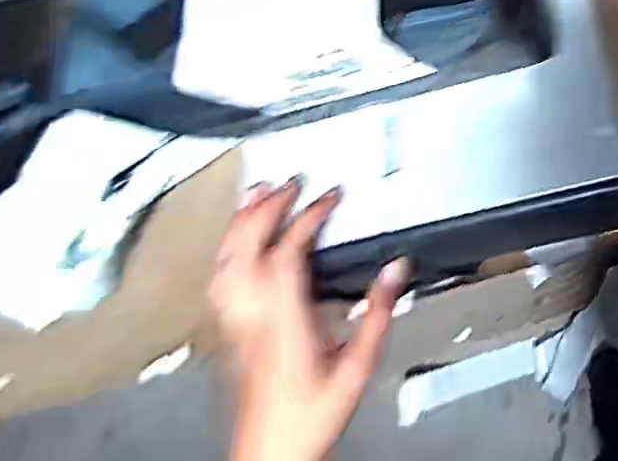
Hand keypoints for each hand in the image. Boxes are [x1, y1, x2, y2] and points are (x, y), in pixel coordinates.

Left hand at [211, 181, 409, 460]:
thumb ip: (378, 312)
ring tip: (255, 198)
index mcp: (285, 324)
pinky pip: (221, 284)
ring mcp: (236, 329)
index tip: (330, 195)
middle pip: (243, 254)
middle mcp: (253, 321)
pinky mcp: (231, 336)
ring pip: (224, 268)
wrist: (269, 456)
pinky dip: (229, 252)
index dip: (306, 218)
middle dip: (265, 212)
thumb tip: (396, 267)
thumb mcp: (360, 364)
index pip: (286, 257)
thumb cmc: (311, 416)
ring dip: (239, 227)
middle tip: (288, 183)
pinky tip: (240, 243)